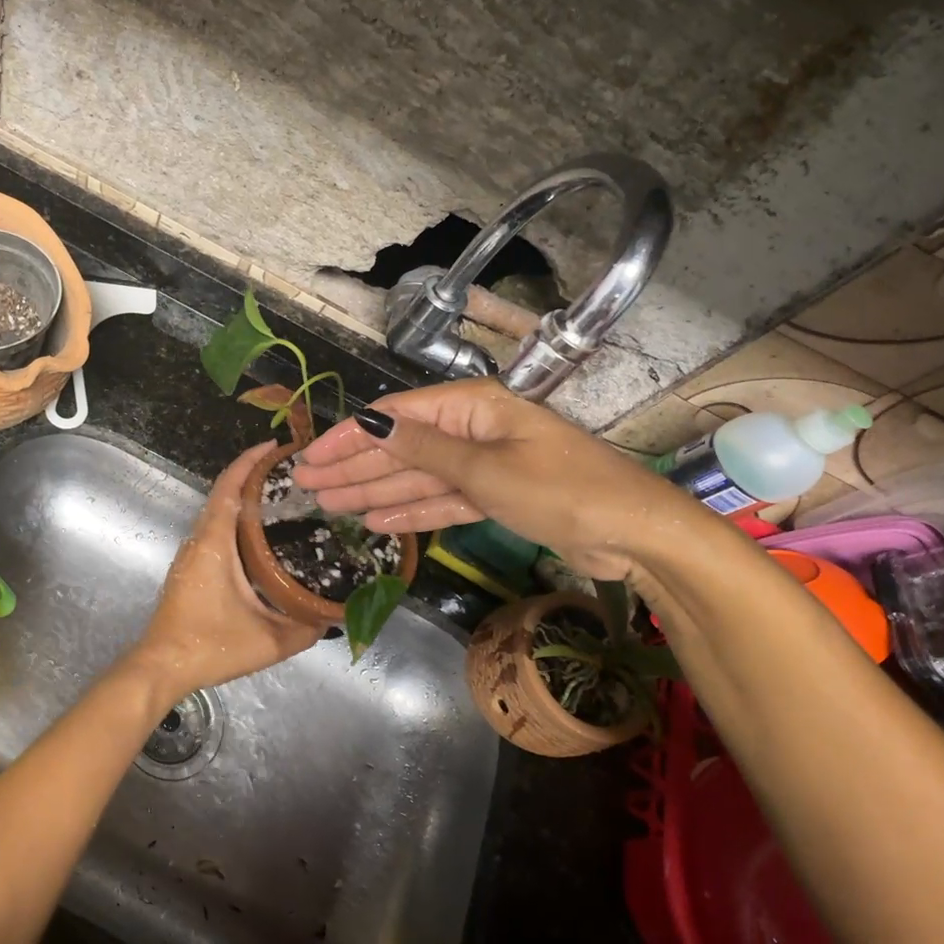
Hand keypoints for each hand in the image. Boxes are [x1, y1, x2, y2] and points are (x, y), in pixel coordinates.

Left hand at [128, 441, 324, 697]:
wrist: (162, 666)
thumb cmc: (210, 646)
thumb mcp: (267, 641)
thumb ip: (304, 628)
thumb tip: (333, 618)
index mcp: (214, 543)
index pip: (229, 488)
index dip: (249, 462)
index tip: (275, 447)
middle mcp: (200, 541)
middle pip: (223, 494)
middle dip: (251, 475)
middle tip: (289, 473)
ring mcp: (191, 555)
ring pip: (217, 513)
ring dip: (242, 499)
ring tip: (280, 498)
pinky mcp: (190, 570)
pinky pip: (214, 531)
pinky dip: (235, 520)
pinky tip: (259, 537)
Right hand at [290, 378, 700, 579]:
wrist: (636, 535)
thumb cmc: (562, 491)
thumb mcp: (486, 470)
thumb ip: (423, 450)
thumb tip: (369, 421)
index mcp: (474, 408)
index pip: (398, 416)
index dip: (351, 436)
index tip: (311, 455)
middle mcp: (476, 430)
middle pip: (403, 447)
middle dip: (355, 466)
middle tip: (307, 485)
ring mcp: (487, 465)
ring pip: (419, 476)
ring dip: (375, 490)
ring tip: (329, 505)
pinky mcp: (498, 498)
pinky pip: (443, 500)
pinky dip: (411, 511)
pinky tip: (376, 521)